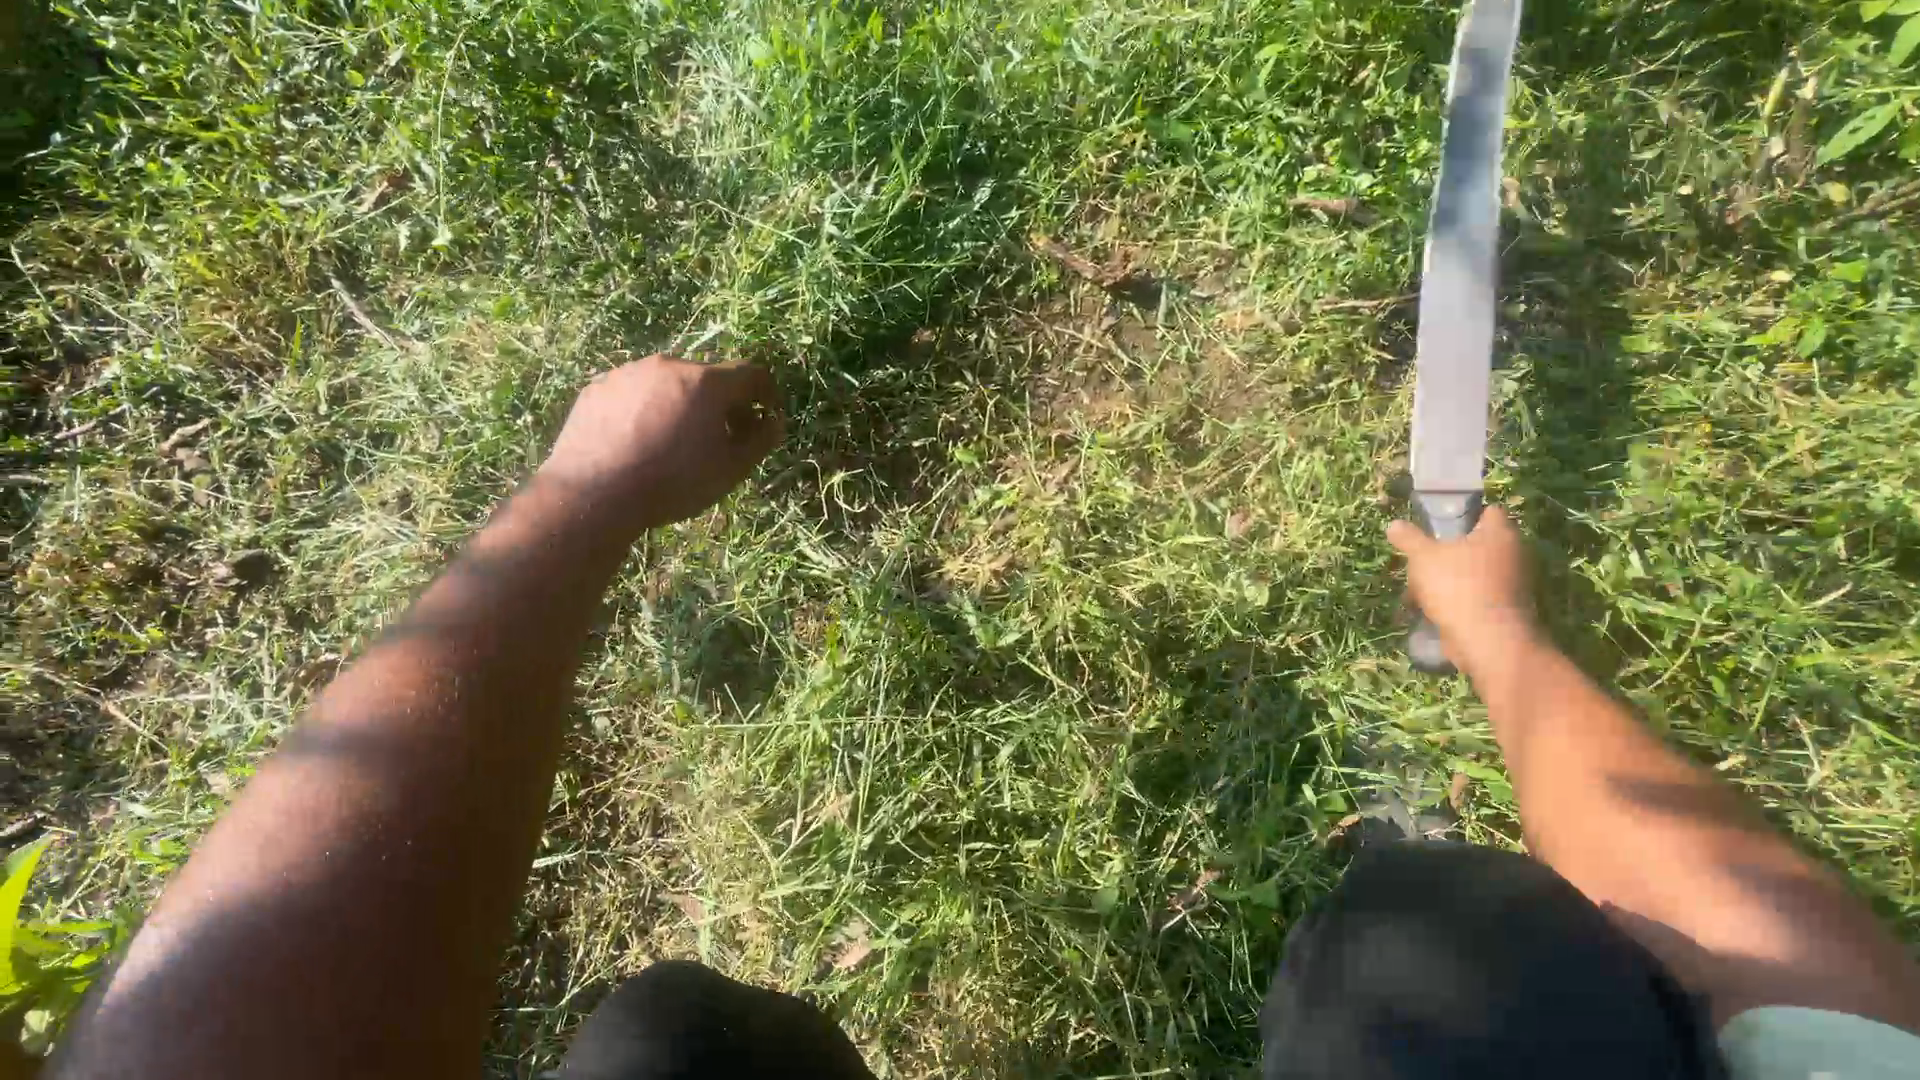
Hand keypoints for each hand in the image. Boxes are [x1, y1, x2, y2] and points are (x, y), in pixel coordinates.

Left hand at [537, 355, 784, 531]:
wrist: (594, 494)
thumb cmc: (674, 482)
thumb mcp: (731, 469)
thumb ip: (760, 440)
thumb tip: (773, 422)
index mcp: (706, 382)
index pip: (751, 374)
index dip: (766, 394)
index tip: (765, 417)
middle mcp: (668, 365)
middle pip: (708, 378)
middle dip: (722, 403)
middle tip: (722, 438)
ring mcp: (628, 373)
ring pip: (669, 383)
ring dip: (683, 405)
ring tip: (676, 442)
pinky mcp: (598, 387)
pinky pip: (636, 393)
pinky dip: (647, 409)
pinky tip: (640, 442)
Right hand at [1386, 505, 1540, 680]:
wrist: (1486, 638)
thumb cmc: (1457, 586)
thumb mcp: (1423, 557)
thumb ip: (1409, 538)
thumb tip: (1395, 525)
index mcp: (1500, 533)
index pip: (1489, 510)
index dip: (1465, 513)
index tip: (1439, 523)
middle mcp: (1514, 553)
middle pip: (1477, 543)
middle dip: (1448, 550)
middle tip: (1422, 558)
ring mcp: (1512, 582)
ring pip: (1473, 571)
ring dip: (1447, 577)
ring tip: (1418, 590)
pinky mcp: (1504, 607)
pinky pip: (1475, 594)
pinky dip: (1456, 598)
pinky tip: (1431, 608)